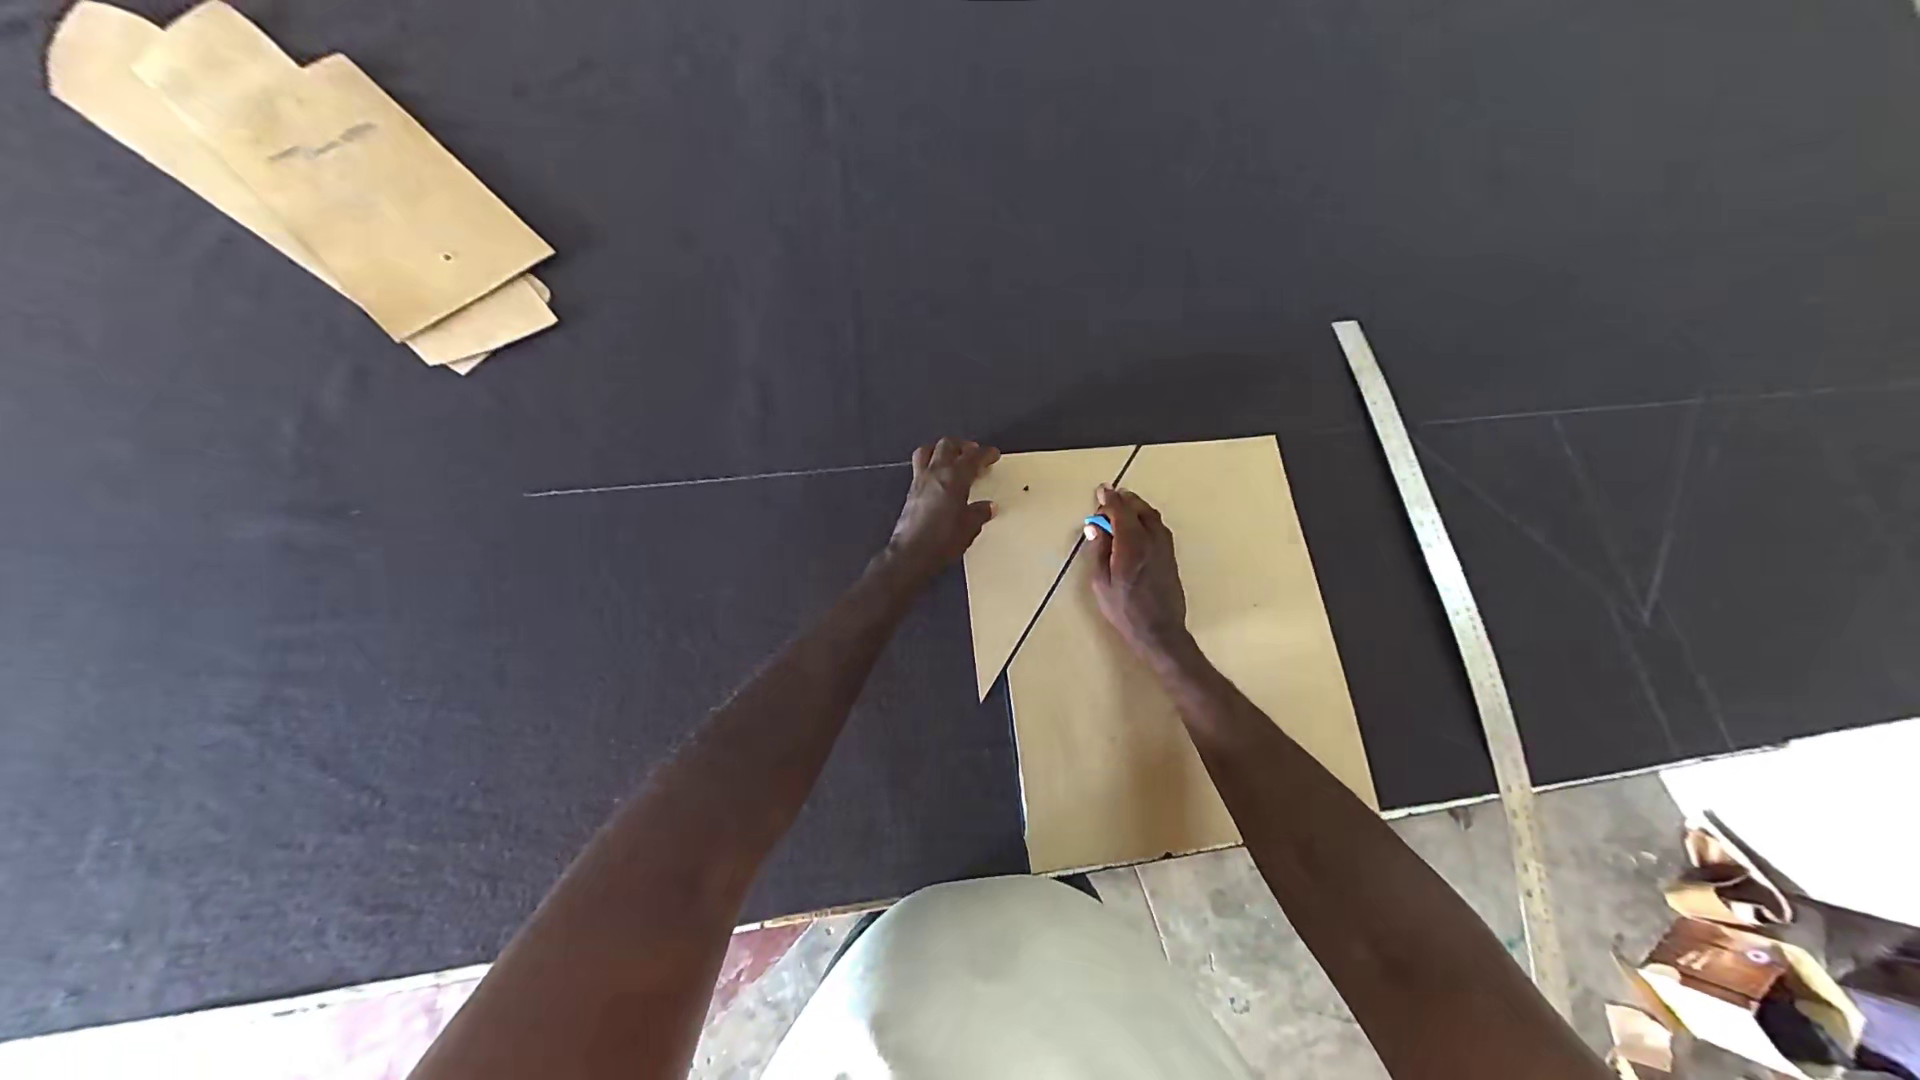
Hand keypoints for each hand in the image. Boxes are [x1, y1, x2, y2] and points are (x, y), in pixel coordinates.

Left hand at [883, 437, 999, 581]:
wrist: (912, 553)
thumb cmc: (944, 540)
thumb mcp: (969, 527)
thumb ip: (979, 513)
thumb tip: (988, 507)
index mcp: (955, 478)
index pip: (973, 457)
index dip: (985, 454)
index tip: (993, 455)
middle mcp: (936, 473)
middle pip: (948, 445)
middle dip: (963, 446)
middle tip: (974, 454)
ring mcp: (920, 480)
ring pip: (928, 450)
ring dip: (942, 449)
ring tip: (952, 457)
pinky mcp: (911, 490)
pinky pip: (920, 465)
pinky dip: (930, 462)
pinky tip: (938, 476)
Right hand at [1085, 484, 1190, 658]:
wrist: (1159, 630)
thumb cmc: (1125, 609)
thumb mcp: (1102, 581)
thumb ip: (1099, 550)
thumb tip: (1096, 527)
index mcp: (1132, 544)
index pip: (1120, 511)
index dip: (1109, 499)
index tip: (1101, 491)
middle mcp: (1152, 540)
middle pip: (1138, 508)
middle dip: (1123, 500)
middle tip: (1108, 499)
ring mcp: (1165, 547)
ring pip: (1151, 516)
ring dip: (1136, 507)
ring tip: (1121, 507)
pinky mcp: (1170, 555)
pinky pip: (1158, 526)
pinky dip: (1145, 517)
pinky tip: (1136, 525)